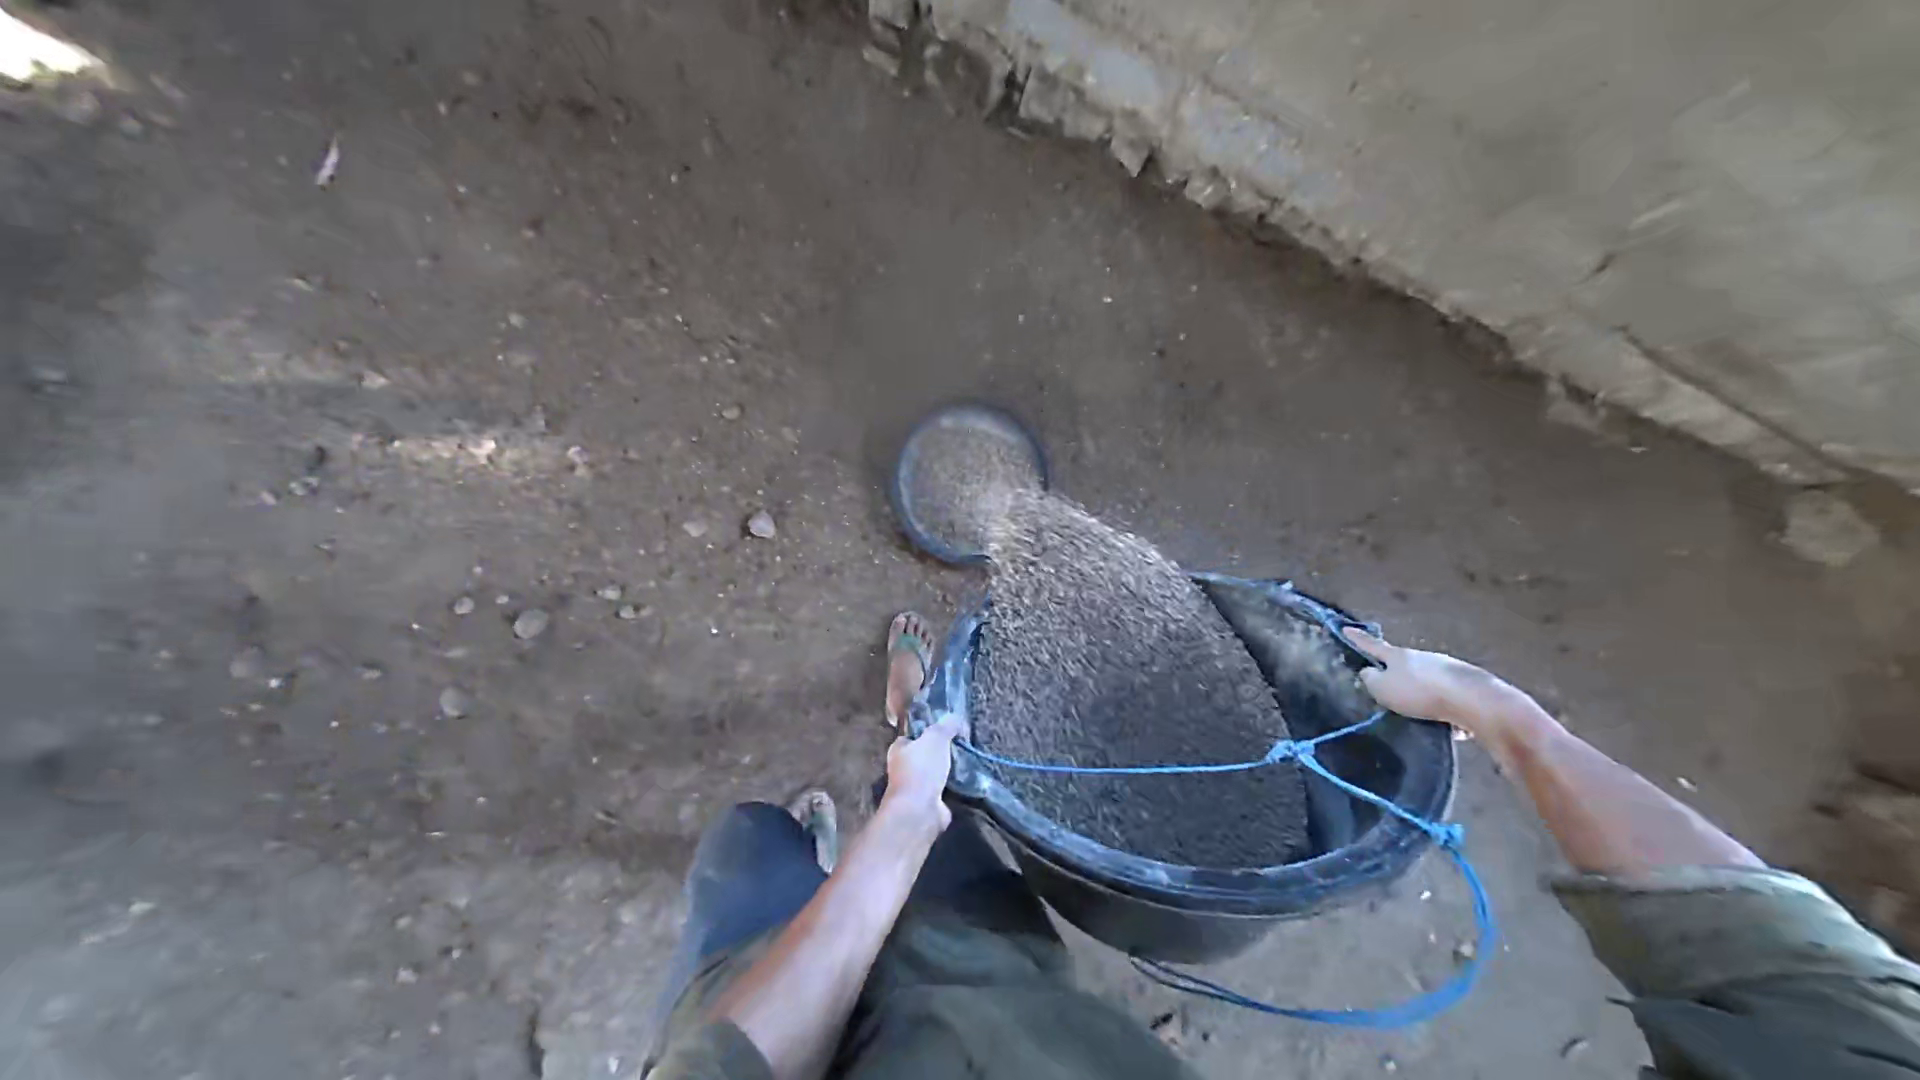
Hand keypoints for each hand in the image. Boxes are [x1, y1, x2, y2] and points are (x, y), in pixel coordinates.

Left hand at [880, 716, 963, 833]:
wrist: (920, 810)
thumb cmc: (922, 769)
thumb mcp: (936, 737)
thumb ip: (946, 726)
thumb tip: (956, 718)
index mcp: (898, 749)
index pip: (912, 736)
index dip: (927, 732)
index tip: (945, 731)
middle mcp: (902, 768)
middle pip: (923, 755)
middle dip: (938, 752)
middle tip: (959, 746)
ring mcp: (914, 788)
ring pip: (933, 773)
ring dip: (946, 771)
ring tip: (966, 762)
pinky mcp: (927, 804)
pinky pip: (942, 790)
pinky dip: (952, 787)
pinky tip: (965, 781)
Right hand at [1342, 627, 1517, 738]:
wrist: (1476, 702)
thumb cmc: (1420, 693)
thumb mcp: (1382, 688)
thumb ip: (1370, 680)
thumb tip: (1369, 673)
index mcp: (1398, 656)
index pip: (1372, 645)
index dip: (1358, 639)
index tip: (1346, 629)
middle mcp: (1422, 658)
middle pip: (1403, 664)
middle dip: (1396, 674)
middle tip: (1388, 689)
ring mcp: (1447, 670)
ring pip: (1427, 679)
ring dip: (1421, 692)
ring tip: (1417, 712)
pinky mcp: (1468, 687)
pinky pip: (1447, 696)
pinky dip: (1442, 706)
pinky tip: (1443, 722)